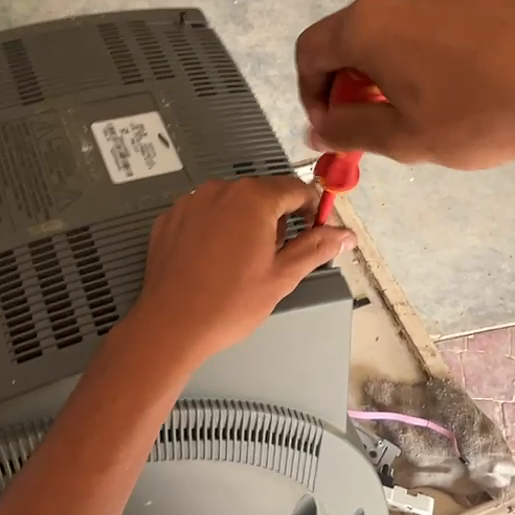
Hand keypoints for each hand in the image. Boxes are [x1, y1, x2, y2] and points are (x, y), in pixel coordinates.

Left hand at [124, 177, 353, 362]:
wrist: (170, 326)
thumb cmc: (226, 305)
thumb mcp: (282, 277)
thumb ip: (316, 249)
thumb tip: (344, 235)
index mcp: (253, 199)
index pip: (296, 188)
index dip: (311, 210)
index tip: (313, 232)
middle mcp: (219, 191)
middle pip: (262, 194)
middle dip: (275, 220)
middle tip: (274, 258)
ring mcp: (190, 203)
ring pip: (231, 204)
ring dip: (244, 224)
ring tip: (241, 265)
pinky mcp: (170, 220)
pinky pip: (203, 216)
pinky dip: (214, 231)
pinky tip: (214, 263)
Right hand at [295, 0, 514, 171]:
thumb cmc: (478, 115)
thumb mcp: (402, 137)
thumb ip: (348, 130)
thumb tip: (316, 129)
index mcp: (367, 22)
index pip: (310, 51)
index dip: (310, 94)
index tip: (332, 128)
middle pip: (347, 33)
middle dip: (346, 81)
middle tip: (370, 123)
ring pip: (388, 25)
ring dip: (382, 65)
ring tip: (412, 107)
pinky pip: (425, 17)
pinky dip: (416, 50)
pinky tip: (450, 84)